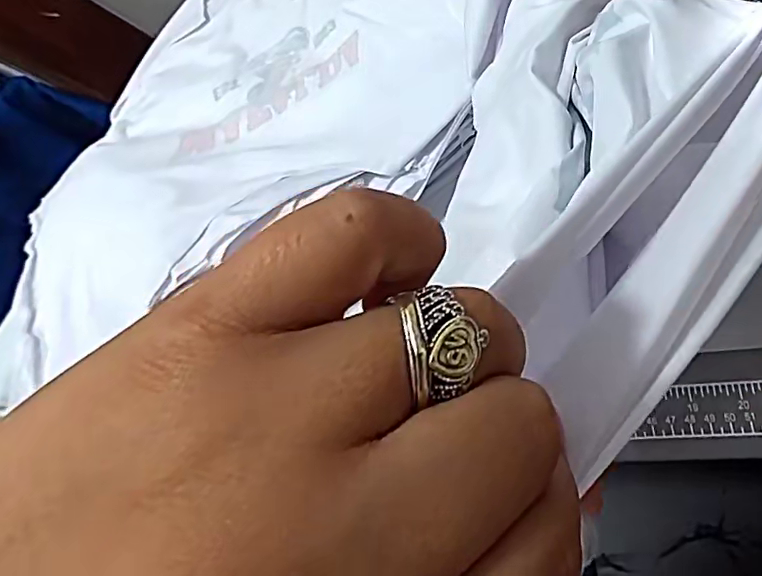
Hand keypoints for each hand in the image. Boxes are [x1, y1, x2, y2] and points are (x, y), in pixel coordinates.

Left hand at [0, 190, 579, 575]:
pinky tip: (389, 281)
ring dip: (469, 353)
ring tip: (416, 376)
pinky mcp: (198, 317)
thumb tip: (563, 494)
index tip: (505, 526)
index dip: (540, 525)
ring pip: (464, 325)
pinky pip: (354, 228)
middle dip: (505, 443)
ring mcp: (253, 396)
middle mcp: (314, 516)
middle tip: (449, 462)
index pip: (541, 535)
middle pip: (515, 421)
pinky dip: (403, 241)